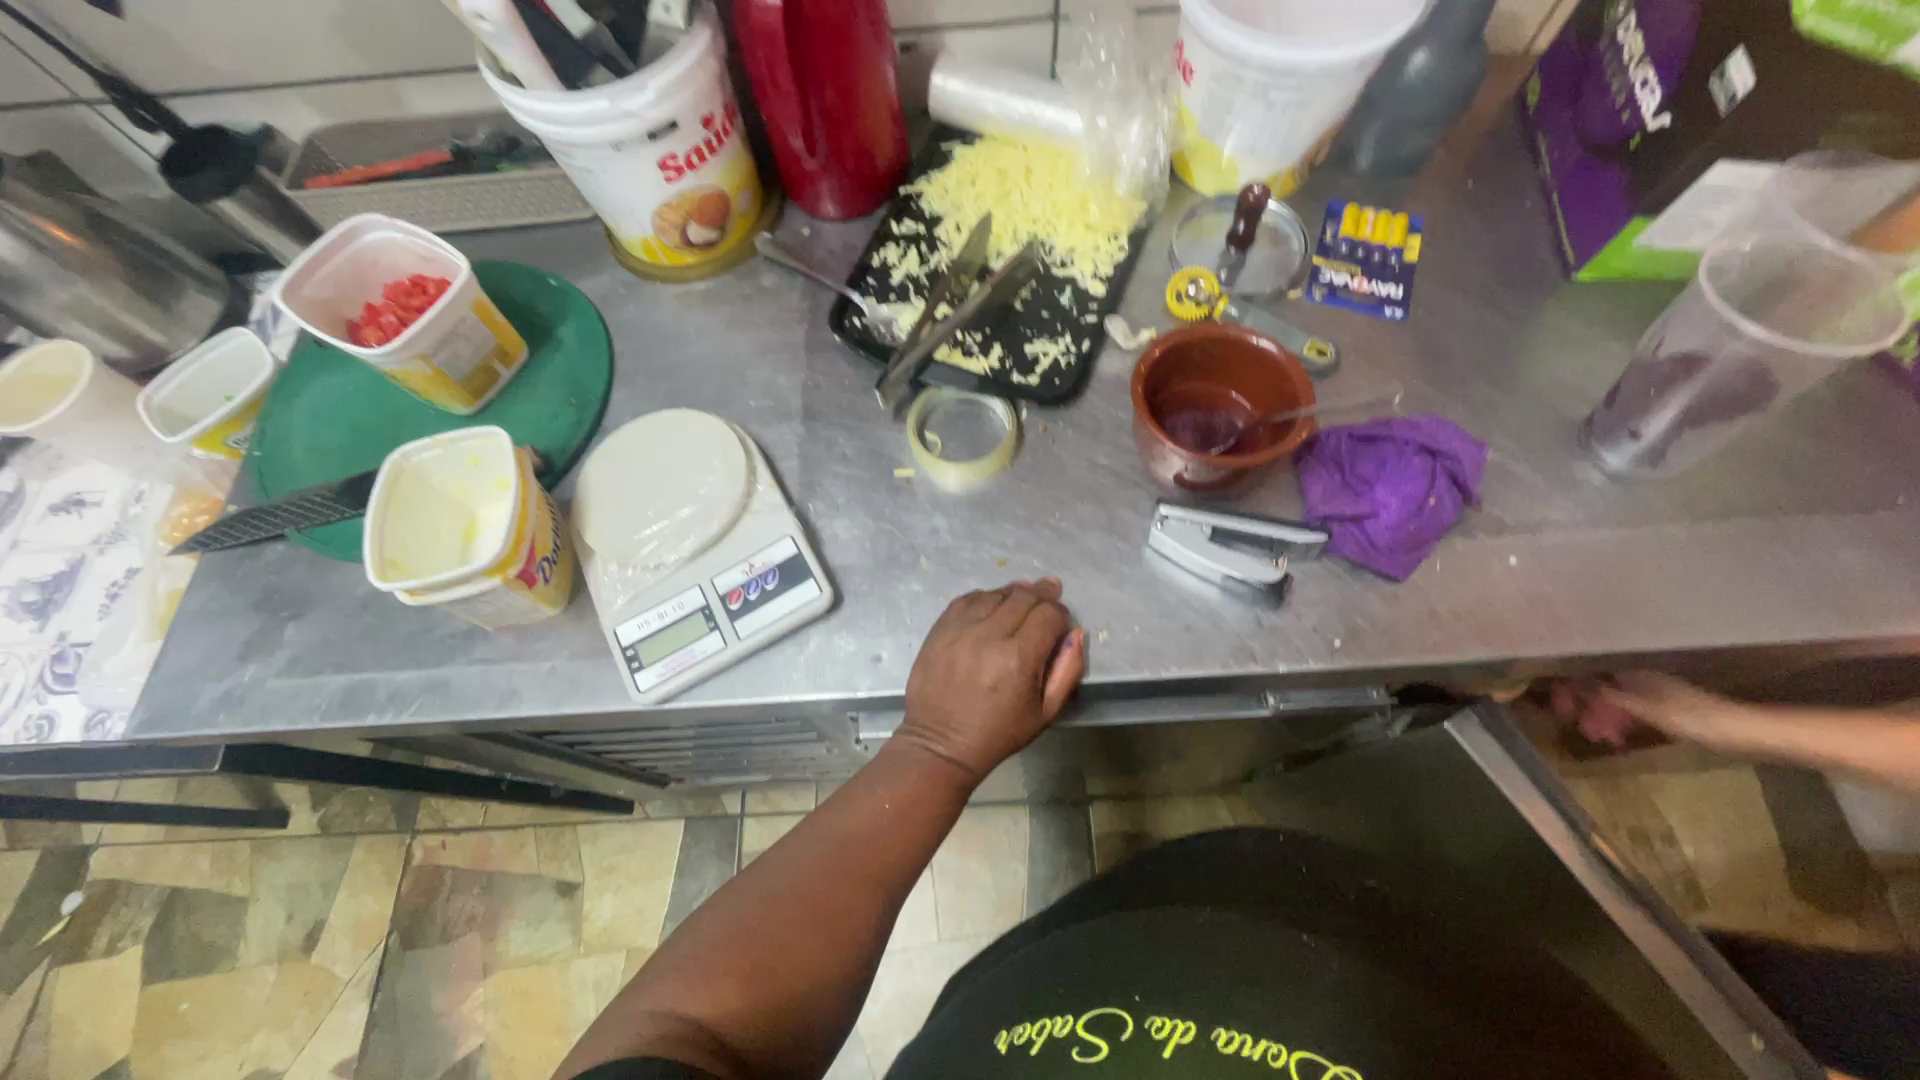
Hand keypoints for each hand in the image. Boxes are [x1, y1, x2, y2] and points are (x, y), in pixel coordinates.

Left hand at [899, 578, 1086, 780]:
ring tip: (1022, 598)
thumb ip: (1068, 670)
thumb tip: (1076, 633)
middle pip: (1023, 596)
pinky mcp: (940, 629)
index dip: (1060, 612)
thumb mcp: (1046, 712)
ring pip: (995, 594)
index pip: (1048, 613)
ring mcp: (960, 629)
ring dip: (1013, 594)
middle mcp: (989, 636)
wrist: (941, 743)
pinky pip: (967, 599)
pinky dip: (985, 597)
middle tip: (1050, 592)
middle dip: (1042, 594)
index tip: (1061, 621)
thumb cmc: (998, 732)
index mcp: (1019, 658)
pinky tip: (993, 604)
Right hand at [1549, 671, 1752, 749]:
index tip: (1563, 710)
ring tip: (1602, 739)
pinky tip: (1621, 738)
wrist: (1745, 733)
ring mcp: (1655, 695)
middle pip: (1602, 688)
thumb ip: (1611, 696)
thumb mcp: (1648, 710)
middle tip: (1584, 731)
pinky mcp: (1667, 710)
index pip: (1592, 674)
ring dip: (1605, 719)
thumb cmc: (1695, 719)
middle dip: (1587, 707)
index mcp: (1635, 675)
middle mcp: (1642, 680)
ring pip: (1617, 702)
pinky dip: (1622, 723)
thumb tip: (1575, 683)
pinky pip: (1632, 712)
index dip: (1572, 688)